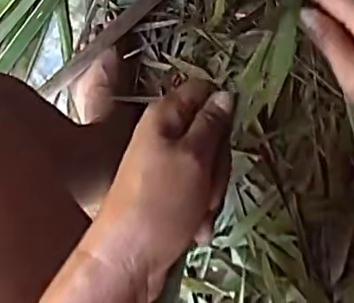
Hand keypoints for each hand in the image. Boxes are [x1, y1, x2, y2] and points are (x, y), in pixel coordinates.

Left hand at [84, 80, 233, 297]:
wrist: (127, 263)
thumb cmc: (159, 203)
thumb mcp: (194, 157)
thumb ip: (212, 123)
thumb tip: (225, 94)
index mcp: (165, 114)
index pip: (202, 90)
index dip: (221, 109)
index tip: (226, 134)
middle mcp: (163, 134)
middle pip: (210, 131)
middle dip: (218, 161)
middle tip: (209, 182)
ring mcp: (165, 165)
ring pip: (208, 165)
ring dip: (212, 191)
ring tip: (200, 211)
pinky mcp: (168, 193)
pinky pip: (198, 192)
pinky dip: (202, 210)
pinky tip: (195, 228)